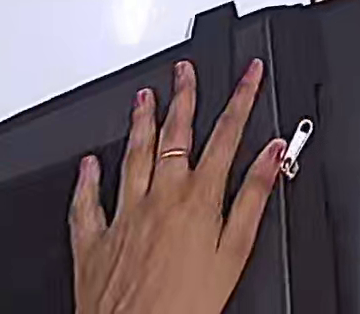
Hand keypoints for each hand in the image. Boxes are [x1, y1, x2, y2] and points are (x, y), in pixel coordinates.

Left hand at [70, 59, 287, 313]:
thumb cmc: (187, 304)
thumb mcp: (236, 249)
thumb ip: (256, 194)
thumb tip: (274, 151)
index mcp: (198, 198)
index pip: (227, 132)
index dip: (242, 95)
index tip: (251, 71)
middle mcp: (161, 198)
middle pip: (176, 134)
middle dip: (184, 96)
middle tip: (185, 70)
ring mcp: (124, 218)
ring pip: (133, 157)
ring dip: (141, 122)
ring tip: (145, 96)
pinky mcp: (93, 246)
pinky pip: (85, 206)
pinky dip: (85, 181)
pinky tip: (88, 162)